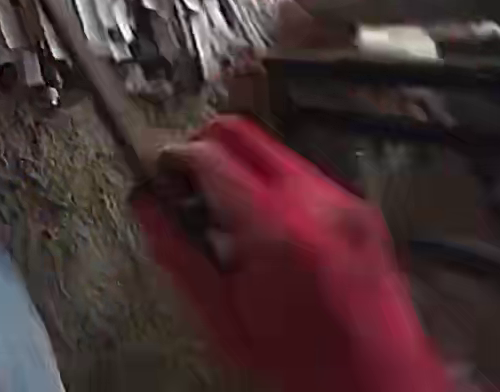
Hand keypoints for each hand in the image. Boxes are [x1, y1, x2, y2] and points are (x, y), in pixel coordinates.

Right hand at [132, 117, 447, 391]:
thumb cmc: (303, 370)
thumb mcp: (223, 319)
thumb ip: (176, 251)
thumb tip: (142, 200)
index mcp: (280, 229)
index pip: (206, 153)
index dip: (171, 158)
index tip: (158, 177)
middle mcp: (316, 203)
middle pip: (235, 131)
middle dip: (200, 147)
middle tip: (186, 185)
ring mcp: (343, 202)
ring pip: (262, 146)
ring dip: (231, 165)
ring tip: (224, 213)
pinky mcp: (356, 210)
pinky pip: (291, 169)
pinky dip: (261, 181)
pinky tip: (258, 225)